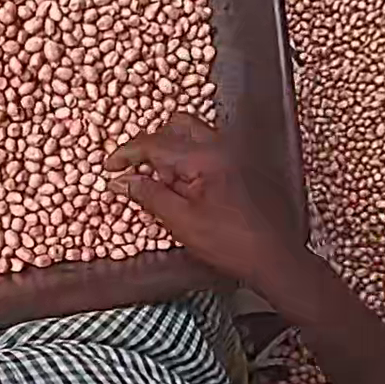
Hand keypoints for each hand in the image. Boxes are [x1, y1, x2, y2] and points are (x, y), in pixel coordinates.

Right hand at [105, 113, 309, 291]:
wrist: (274, 257)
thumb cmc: (230, 243)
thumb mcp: (181, 221)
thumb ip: (149, 195)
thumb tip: (122, 181)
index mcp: (204, 157)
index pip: (155, 143)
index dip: (127, 154)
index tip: (110, 167)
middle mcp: (221, 146)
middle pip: (176, 126)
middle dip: (151, 144)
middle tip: (136, 170)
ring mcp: (234, 154)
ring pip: (193, 135)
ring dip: (171, 151)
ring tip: (161, 182)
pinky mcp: (240, 166)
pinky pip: (206, 150)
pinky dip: (188, 160)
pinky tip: (184, 188)